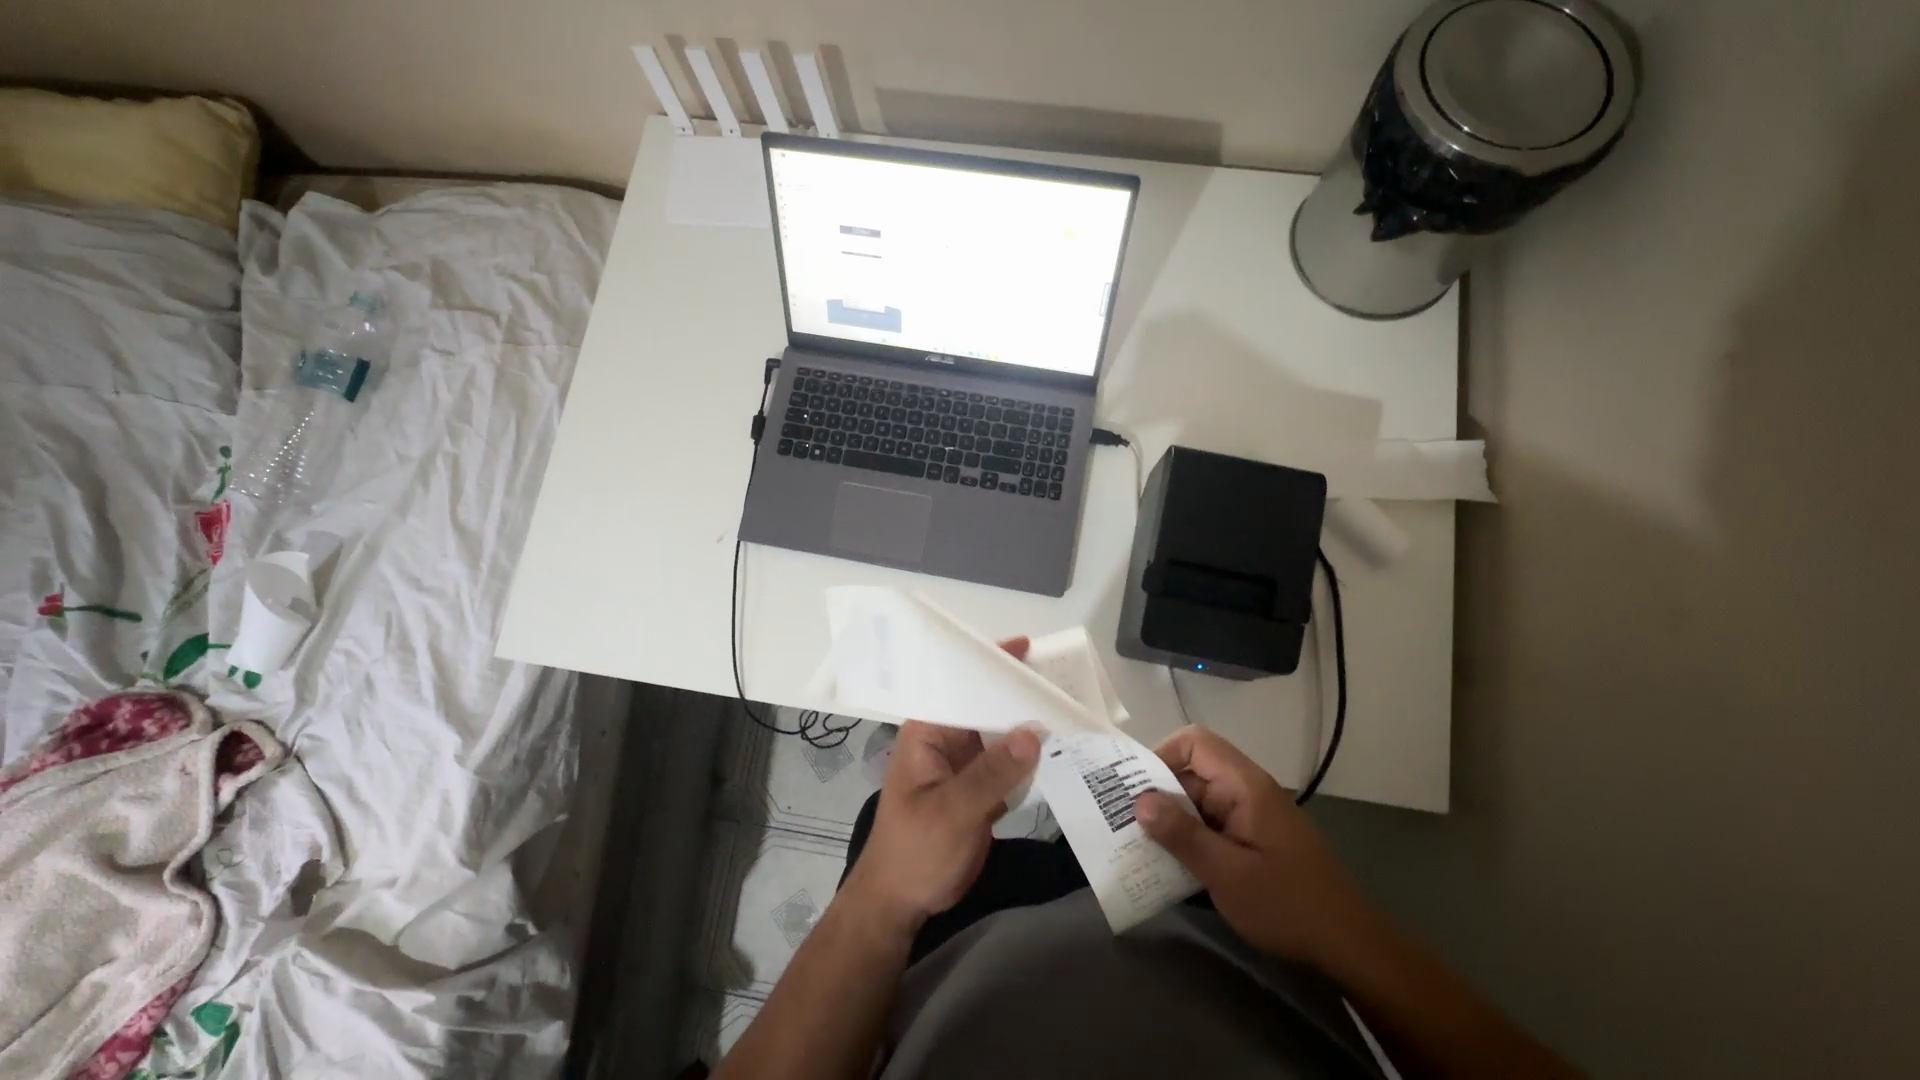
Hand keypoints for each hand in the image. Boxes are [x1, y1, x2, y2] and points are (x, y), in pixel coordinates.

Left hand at [841, 638, 1041, 934]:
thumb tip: (1034, 732)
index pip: (958, 685)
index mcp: (927, 733)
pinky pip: (1009, 763)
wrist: (902, 903)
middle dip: (1020, 693)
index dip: (989, 663)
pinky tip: (1065, 748)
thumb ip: (991, 773)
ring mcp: (965, 766)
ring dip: (1031, 724)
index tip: (1029, 647)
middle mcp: (946, 741)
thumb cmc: (914, 851)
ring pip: (1001, 734)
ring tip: (1074, 705)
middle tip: (1066, 678)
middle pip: (985, 706)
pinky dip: (1033, 757)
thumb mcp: (951, 811)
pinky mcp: (980, 790)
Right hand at [1134, 726, 1366, 966]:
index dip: (1160, 754)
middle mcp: (1248, 791)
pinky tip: (1167, 864)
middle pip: (1193, 771)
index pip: (1195, 743)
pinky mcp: (1253, 840)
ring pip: (1199, 801)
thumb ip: (1182, 834)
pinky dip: (1189, 837)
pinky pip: (1212, 825)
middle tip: (1121, 820)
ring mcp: (1252, 816)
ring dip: (1170, 819)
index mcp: (1245, 786)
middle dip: (1157, 791)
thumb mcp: (1226, 873)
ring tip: (1135, 842)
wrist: (1348, 944)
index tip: (1133, 787)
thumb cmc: (1286, 904)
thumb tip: (1139, 799)